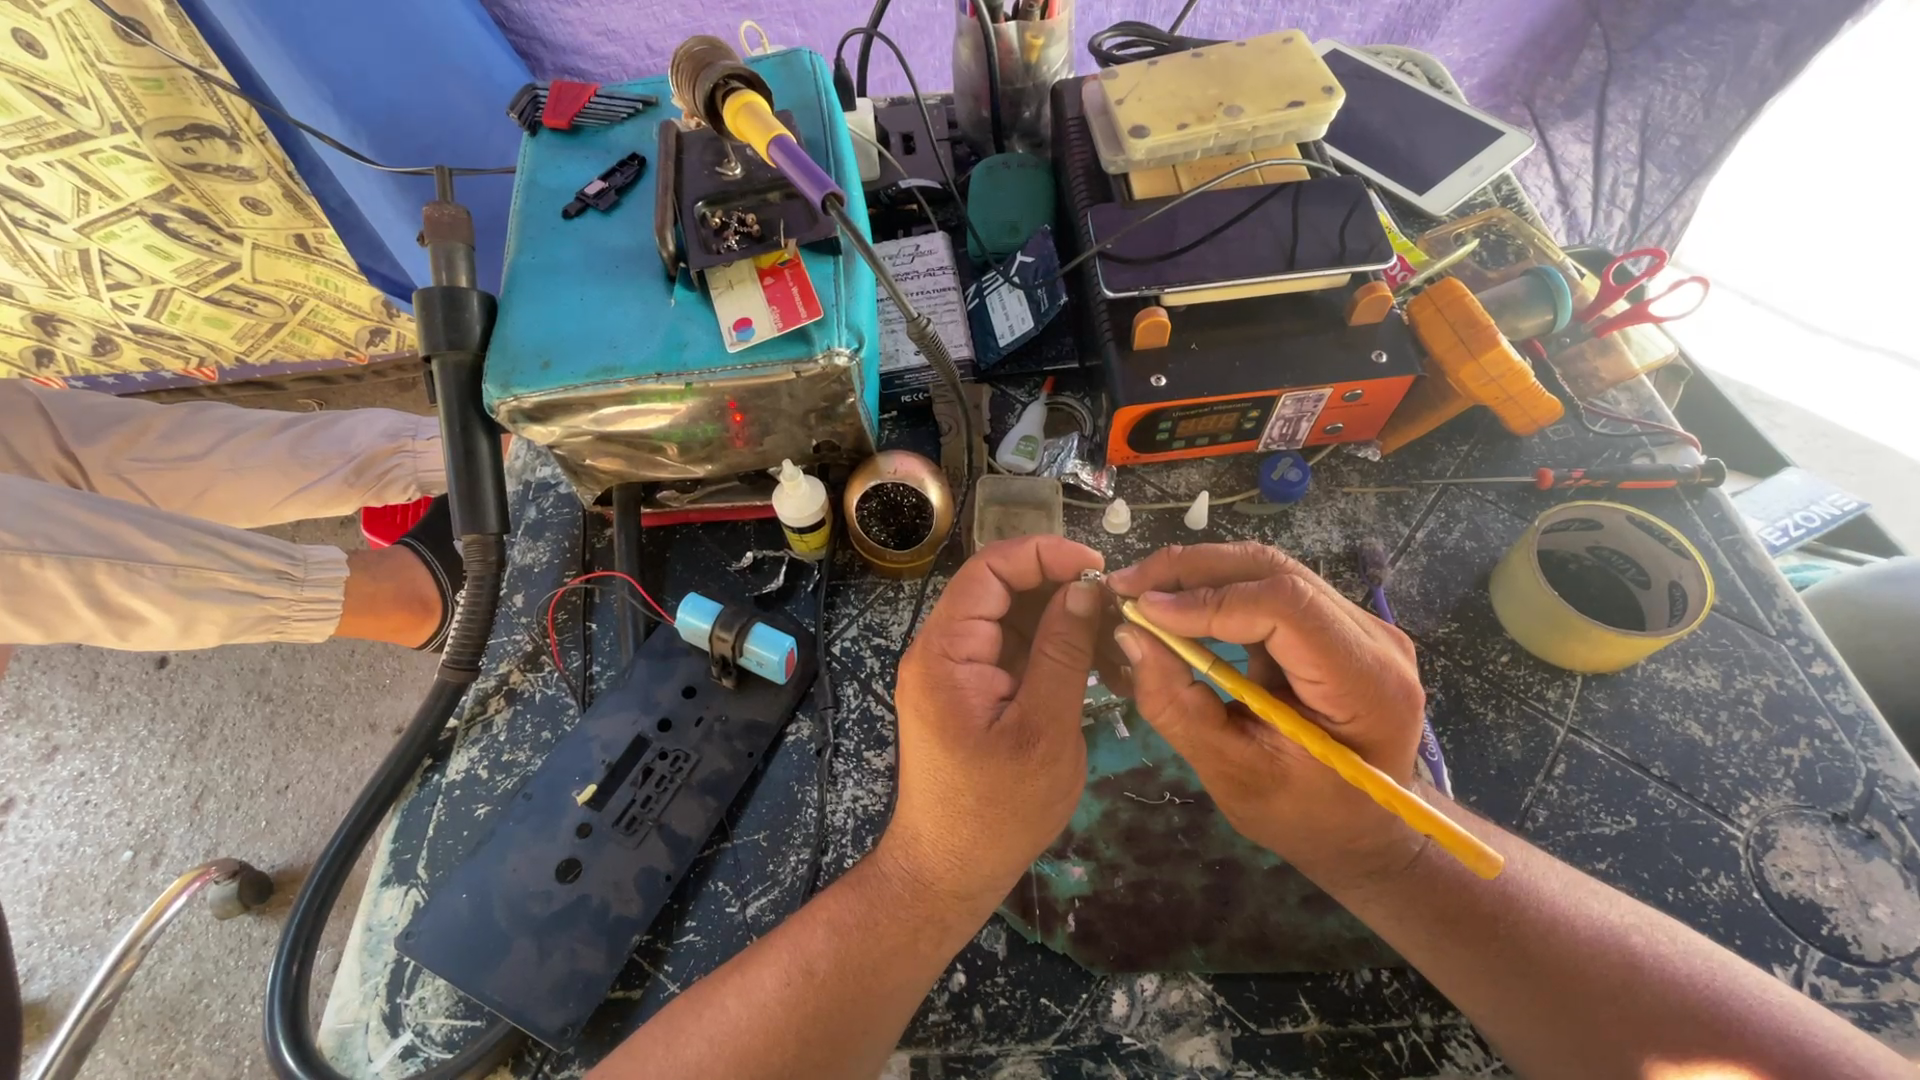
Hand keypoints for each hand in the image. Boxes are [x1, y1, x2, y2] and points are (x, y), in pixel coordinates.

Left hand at [884, 535, 1106, 907]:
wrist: (950, 870)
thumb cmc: (997, 810)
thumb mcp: (1044, 730)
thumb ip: (1063, 653)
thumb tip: (1085, 590)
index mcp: (945, 651)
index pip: (989, 570)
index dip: (1043, 554)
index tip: (1097, 568)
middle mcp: (941, 650)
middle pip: (1000, 591)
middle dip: (1059, 588)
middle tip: (1115, 607)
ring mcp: (953, 672)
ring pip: (1010, 620)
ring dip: (1060, 621)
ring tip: (1113, 640)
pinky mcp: (970, 692)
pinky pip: (1011, 651)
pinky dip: (1050, 651)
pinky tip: (1093, 666)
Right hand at [1106, 542, 1427, 887]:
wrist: (1360, 827)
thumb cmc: (1305, 815)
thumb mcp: (1233, 774)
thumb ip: (1178, 706)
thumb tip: (1129, 634)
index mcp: (1366, 683)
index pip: (1287, 606)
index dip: (1209, 601)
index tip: (1143, 612)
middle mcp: (1372, 637)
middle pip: (1273, 571)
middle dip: (1191, 570)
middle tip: (1125, 586)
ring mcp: (1355, 623)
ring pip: (1266, 568)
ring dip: (1197, 573)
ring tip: (1140, 591)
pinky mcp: (1331, 622)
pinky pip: (1265, 586)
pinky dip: (1212, 588)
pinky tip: (1173, 603)